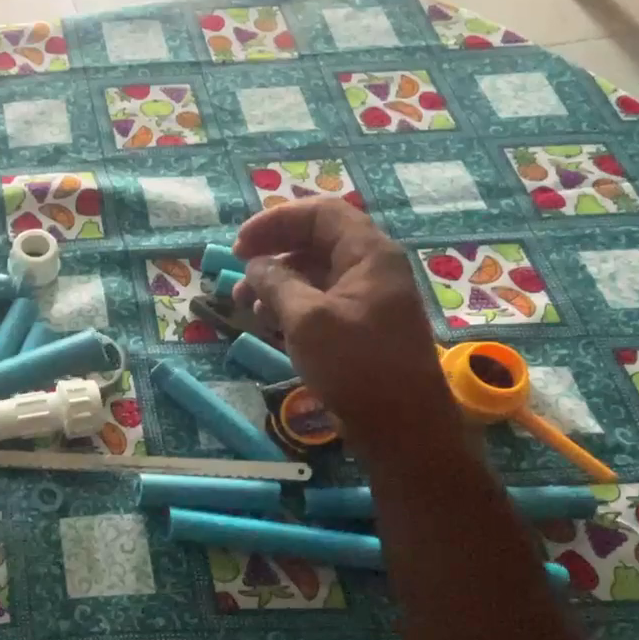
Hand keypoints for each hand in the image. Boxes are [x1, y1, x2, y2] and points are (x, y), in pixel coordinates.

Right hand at [230, 198, 456, 453]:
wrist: (402, 426)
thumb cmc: (356, 365)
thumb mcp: (307, 319)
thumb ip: (276, 284)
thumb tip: (255, 266)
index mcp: (369, 255)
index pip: (320, 214)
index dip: (275, 222)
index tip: (238, 246)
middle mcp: (372, 269)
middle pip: (316, 242)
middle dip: (272, 253)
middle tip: (236, 274)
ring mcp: (367, 300)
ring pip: (314, 274)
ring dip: (275, 283)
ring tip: (244, 306)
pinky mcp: (360, 329)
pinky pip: (320, 302)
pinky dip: (290, 306)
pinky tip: (268, 324)